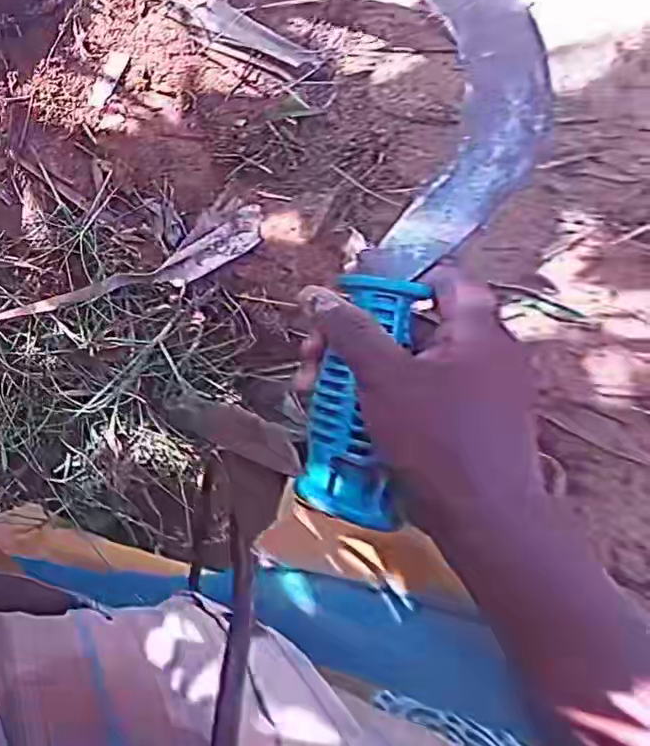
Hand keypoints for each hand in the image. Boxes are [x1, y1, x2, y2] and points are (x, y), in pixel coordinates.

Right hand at [297, 267, 545, 533]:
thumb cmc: (437, 435)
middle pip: (400, 323)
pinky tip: (329, 407)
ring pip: (386, 358)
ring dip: (341, 366)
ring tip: (312, 387)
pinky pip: (391, 387)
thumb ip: (348, 328)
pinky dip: (357, 391)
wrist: (476, 514)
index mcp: (477, 338)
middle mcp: (473, 357)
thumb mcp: (381, 374)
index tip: (352, 285)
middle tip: (314, 349)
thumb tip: (315, 292)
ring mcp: (458, 389)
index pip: (449, 284)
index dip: (402, 276)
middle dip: (346, 333)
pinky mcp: (440, 415)